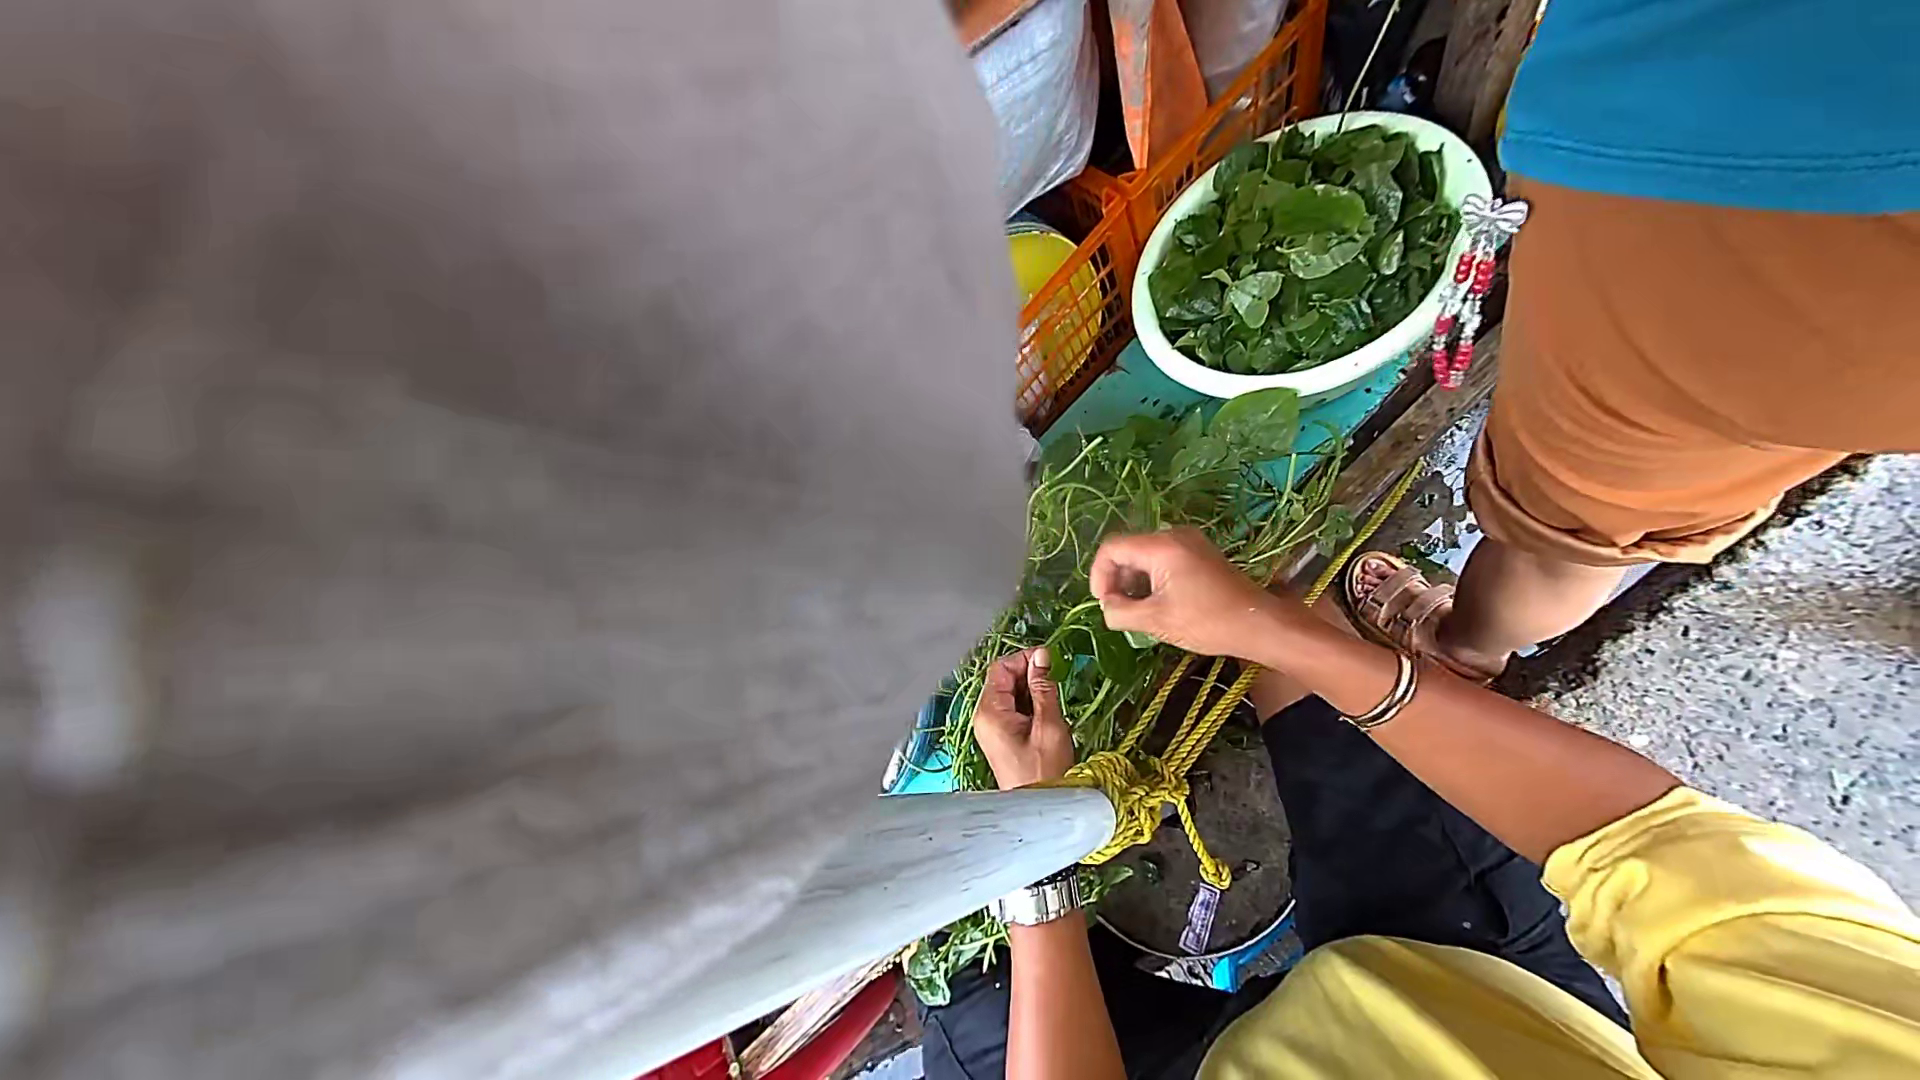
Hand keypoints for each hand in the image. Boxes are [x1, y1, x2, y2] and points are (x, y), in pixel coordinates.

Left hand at [973, 647, 1073, 789]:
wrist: (1042, 810)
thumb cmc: (1045, 771)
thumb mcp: (1049, 725)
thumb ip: (1043, 687)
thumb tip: (1042, 654)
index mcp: (990, 711)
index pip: (1000, 668)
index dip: (1023, 659)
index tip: (1049, 660)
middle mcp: (984, 716)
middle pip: (1002, 679)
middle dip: (1028, 673)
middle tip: (1055, 678)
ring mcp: (991, 727)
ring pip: (1009, 693)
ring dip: (1031, 688)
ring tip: (1053, 696)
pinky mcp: (1000, 736)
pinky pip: (1012, 708)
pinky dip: (1029, 703)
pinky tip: (1046, 710)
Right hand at [1089, 527, 1293, 660]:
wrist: (1260, 624)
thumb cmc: (1208, 621)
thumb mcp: (1156, 620)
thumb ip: (1120, 612)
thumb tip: (1106, 607)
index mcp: (1161, 546)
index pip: (1112, 548)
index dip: (1099, 574)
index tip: (1103, 602)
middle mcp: (1173, 535)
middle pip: (1127, 549)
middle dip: (1116, 579)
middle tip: (1117, 609)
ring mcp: (1189, 542)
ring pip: (1143, 555)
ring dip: (1133, 581)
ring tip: (1135, 609)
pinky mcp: (1198, 553)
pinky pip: (1161, 559)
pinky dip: (1150, 578)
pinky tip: (1155, 602)